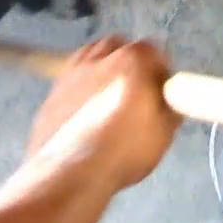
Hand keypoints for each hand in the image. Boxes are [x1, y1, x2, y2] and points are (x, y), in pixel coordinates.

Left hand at [25, 36, 178, 190]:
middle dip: (129, 62)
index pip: (155, 53)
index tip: (161, 94)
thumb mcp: (164, 132)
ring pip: (92, 56)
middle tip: (134, 91)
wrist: (70, 174)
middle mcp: (103, 56)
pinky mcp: (52, 91)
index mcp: (135, 59)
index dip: (161, 73)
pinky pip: (71, 77)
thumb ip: (170, 107)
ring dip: (102, 67)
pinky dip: (80, 85)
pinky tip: (85, 109)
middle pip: (121, 47)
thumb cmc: (125, 150)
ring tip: (107, 95)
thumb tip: (168, 100)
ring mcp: (74, 72)